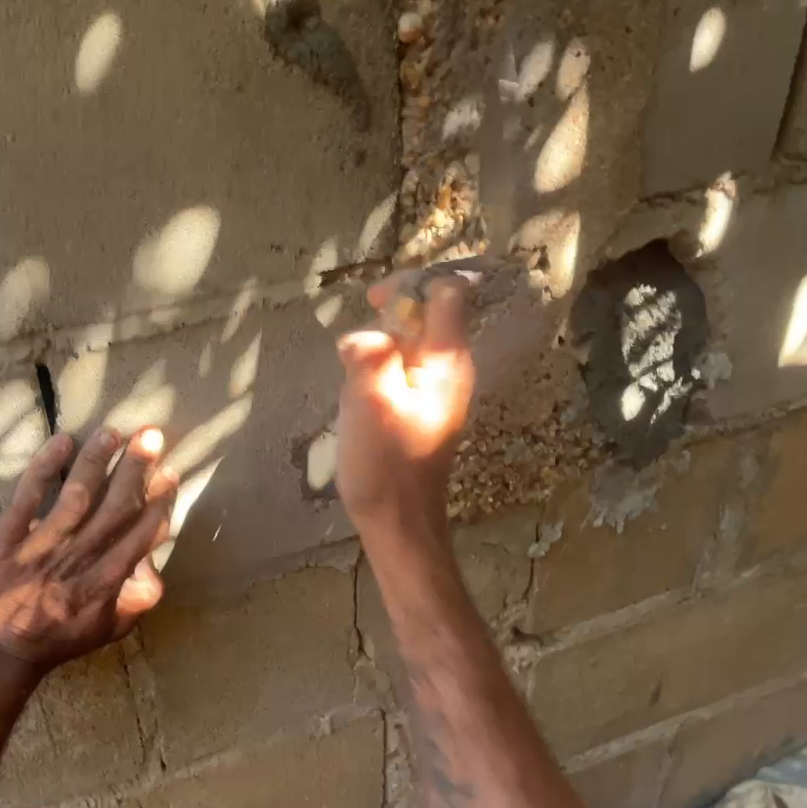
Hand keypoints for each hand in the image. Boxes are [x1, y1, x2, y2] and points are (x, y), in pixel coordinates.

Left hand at [0, 426, 177, 677]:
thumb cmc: (55, 640)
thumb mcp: (107, 631)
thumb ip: (136, 601)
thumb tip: (154, 565)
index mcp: (104, 584)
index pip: (139, 535)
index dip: (158, 501)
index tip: (169, 473)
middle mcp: (77, 560)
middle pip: (113, 507)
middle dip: (135, 470)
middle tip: (150, 436)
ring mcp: (40, 547)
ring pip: (75, 495)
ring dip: (96, 461)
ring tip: (113, 433)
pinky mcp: (6, 538)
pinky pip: (28, 496)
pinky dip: (44, 467)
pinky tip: (62, 442)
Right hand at [334, 275, 474, 534]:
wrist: (399, 522)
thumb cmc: (385, 464)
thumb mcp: (369, 401)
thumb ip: (370, 354)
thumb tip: (364, 335)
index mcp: (447, 361)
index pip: (447, 293)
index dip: (411, 285)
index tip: (373, 303)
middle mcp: (452, 370)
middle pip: (428, 316)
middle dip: (387, 321)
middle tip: (354, 353)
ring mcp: (440, 392)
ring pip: (411, 345)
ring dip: (378, 351)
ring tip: (354, 384)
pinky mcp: (425, 410)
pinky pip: (404, 372)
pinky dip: (380, 373)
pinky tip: (360, 401)